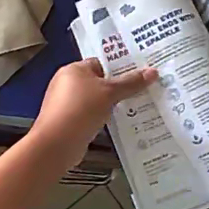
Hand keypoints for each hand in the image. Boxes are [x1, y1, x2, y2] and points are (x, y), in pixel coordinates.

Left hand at [31, 58, 160, 156]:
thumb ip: (131, 83)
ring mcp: (66, 104)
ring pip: (95, 100)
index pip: (101, 63)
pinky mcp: (68, 121)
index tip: (139, 73)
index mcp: (74, 69)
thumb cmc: (81, 110)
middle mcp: (67, 83)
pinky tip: (118, 122)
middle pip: (99, 81)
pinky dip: (102, 118)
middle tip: (142, 89)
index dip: (120, 68)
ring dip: (111, 105)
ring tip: (136, 106)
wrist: (56, 144)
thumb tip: (153, 72)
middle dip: (118, 87)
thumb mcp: (110, 93)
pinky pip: (90, 115)